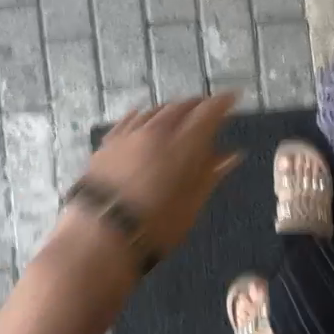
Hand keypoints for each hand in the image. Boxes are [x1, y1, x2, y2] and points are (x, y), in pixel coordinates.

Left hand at [75, 93, 242, 257]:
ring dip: (172, 109)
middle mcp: (157, 131)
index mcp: (184, 144)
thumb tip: (232, 156)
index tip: (234, 97)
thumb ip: (212, 174)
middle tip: (209, 109)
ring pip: (155, 110)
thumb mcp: (192, 204)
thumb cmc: (155, 226)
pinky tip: (144, 116)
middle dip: (198, 104)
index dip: (223, 102)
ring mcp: (129, 135)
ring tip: (181, 114)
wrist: (99, 236)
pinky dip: (143, 115)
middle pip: (181, 106)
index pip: (208, 112)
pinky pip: (129, 119)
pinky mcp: (108, 143)